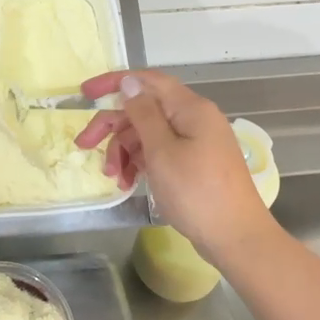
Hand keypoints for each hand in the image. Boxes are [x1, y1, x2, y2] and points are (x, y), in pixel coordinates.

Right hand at [74, 69, 272, 254]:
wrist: (236, 238)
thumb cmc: (196, 192)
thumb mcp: (162, 151)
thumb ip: (143, 113)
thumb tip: (129, 82)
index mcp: (190, 108)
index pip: (147, 81)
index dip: (114, 82)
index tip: (85, 94)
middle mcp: (193, 119)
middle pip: (143, 110)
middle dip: (112, 127)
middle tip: (83, 146)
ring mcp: (195, 143)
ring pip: (148, 134)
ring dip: (123, 150)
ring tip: (113, 176)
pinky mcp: (193, 164)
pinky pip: (159, 153)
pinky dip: (140, 163)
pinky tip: (128, 183)